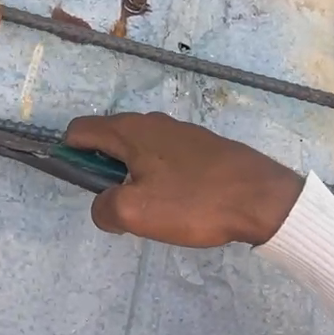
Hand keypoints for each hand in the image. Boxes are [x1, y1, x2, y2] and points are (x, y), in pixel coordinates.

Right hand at [64, 112, 304, 246]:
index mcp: (128, 130)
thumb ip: (103, 209)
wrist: (263, 198)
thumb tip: (103, 206)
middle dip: (102, 169)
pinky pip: (165, 156)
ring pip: (138, 149)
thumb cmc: (194, 201)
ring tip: (153, 207)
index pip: (79, 130)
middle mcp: (151, 121)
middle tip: (121, 203)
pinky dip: (160, 175)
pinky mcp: (202, 145)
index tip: (83, 185)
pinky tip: (180, 201)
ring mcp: (179, 131)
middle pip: (108, 139)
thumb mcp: (135, 213)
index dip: (69, 156)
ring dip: (132, 174)